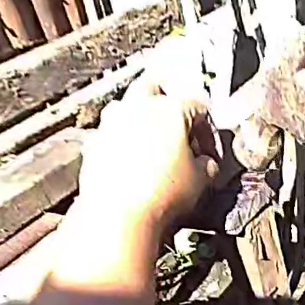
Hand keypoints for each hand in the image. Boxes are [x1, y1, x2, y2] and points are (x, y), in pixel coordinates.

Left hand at [74, 76, 217, 231]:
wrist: (118, 215)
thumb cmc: (161, 194)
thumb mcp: (200, 181)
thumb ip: (207, 165)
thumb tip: (205, 163)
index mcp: (171, 108)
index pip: (199, 107)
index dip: (209, 133)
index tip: (209, 153)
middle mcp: (138, 106)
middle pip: (157, 89)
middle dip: (169, 106)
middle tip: (179, 132)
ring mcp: (111, 122)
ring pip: (130, 109)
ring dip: (144, 123)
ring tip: (156, 150)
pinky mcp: (94, 142)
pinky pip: (113, 135)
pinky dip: (124, 144)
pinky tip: (134, 167)